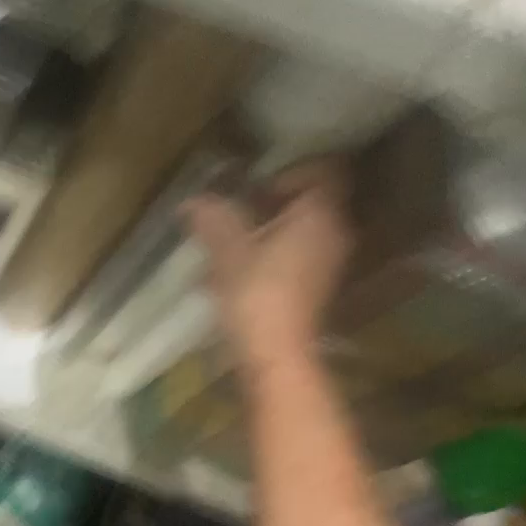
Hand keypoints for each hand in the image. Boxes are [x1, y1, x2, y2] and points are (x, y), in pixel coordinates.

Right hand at [184, 162, 353, 364]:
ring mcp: (326, 263)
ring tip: (224, 250)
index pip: (321, 171)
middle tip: (232, 216)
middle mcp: (332, 233)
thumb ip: (213, 221)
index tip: (253, 187)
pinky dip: (265, 260)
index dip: (288, 172)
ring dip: (263, 236)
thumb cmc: (256, 294)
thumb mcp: (227, 253)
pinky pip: (291, 260)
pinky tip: (231, 278)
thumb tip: (193, 201)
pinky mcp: (312, 289)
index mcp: (318, 215)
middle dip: (268, 206)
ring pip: (296, 234)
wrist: (275, 353)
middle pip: (306, 204)